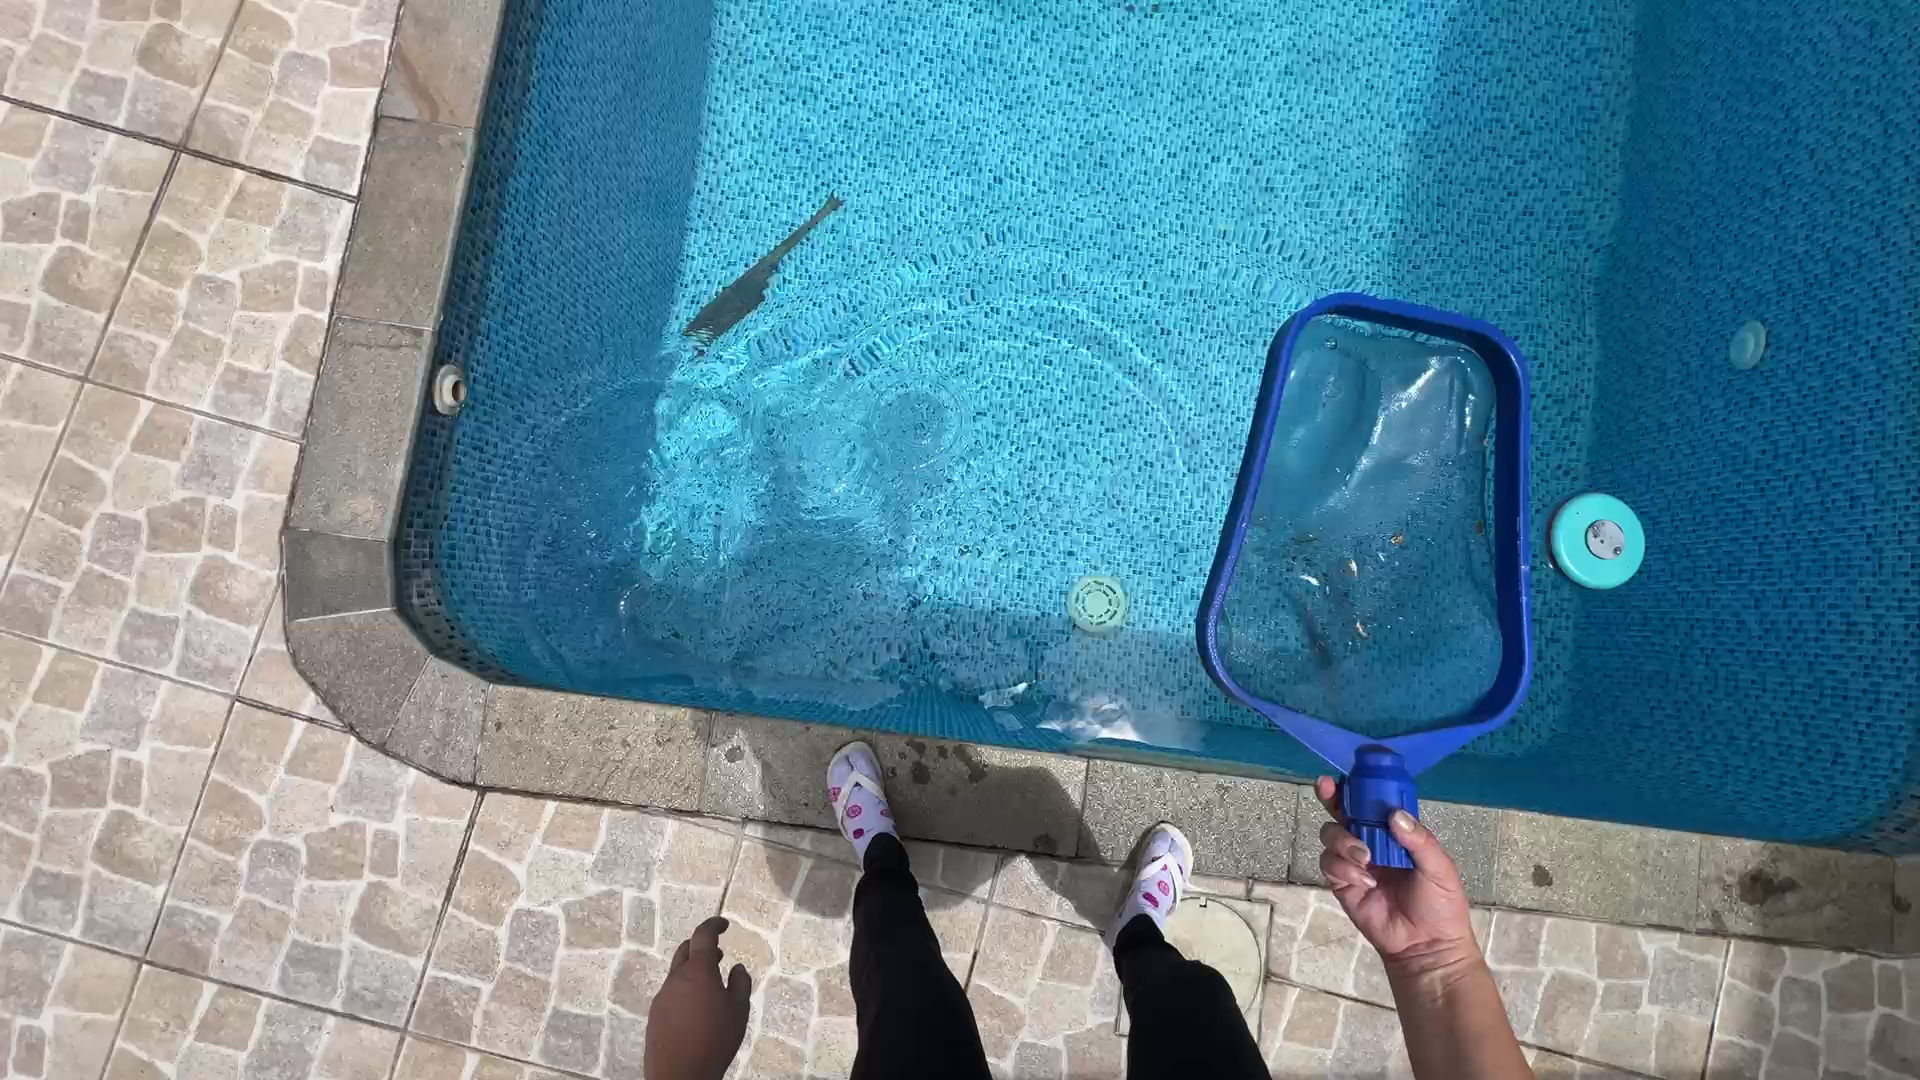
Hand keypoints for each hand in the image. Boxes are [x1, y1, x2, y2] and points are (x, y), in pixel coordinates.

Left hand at [645, 916, 751, 1079]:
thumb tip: (736, 969)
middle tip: (718, 956)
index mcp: (697, 972)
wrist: (679, 1079)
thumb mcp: (738, 1010)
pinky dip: (684, 991)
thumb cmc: (714, 1041)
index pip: (703, 935)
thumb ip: (740, 984)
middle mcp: (675, 980)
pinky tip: (695, 1012)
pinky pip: (670, 994)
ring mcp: (661, 999)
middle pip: (685, 951)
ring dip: (693, 972)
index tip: (724, 924)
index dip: (713, 924)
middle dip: (701, 947)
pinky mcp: (654, 1018)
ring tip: (710, 988)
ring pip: (677, 974)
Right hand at [1313, 776, 1479, 979]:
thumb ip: (1420, 841)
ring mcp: (1352, 860)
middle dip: (1330, 797)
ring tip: (1365, 858)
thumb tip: (1395, 814)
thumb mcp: (1441, 870)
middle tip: (1328, 789)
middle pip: (1340, 810)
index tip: (1347, 775)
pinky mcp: (1340, 881)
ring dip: (1343, 840)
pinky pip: (1329, 863)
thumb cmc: (1441, 906)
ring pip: (1330, 833)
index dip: (1357, 787)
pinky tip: (1365, 882)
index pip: (1370, 803)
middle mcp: (1367, 840)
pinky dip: (1343, 868)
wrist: (1428, 948)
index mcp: (1392, 833)